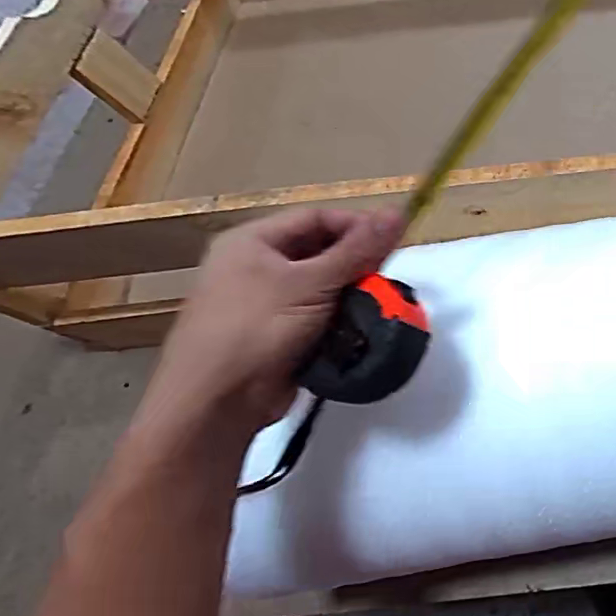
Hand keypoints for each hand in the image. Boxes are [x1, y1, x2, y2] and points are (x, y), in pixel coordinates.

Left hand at [142, 207, 402, 433]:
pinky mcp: (281, 333)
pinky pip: (321, 314)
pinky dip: (343, 318)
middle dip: (358, 263)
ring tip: (381, 303)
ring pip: (325, 285)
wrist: (217, 403)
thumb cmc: (257, 329)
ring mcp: (268, 301)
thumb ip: (358, 250)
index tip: (395, 242)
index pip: (317, 218)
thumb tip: (398, 213)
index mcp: (253, 241)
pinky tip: (363, 326)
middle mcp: (257, 265)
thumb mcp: (311, 283)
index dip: (358, 225)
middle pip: (322, 250)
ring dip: (354, 293)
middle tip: (388, 278)